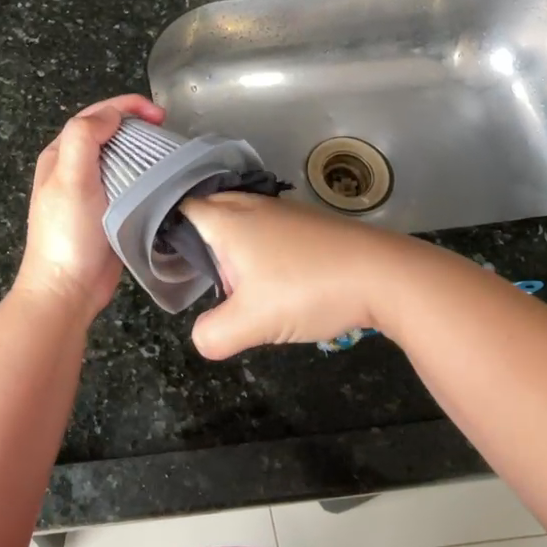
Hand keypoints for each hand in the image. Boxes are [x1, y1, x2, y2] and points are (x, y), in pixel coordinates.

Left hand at [15, 94, 165, 322]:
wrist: (66, 291)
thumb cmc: (67, 233)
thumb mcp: (70, 179)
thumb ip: (84, 138)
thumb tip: (111, 114)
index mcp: (60, 155)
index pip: (94, 116)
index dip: (127, 107)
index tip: (158, 113)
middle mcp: (73, 169)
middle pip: (109, 133)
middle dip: (138, 125)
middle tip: (168, 130)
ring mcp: (91, 192)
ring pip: (121, 158)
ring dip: (144, 149)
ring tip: (170, 152)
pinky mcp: (108, 213)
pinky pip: (129, 184)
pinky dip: (146, 176)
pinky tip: (163, 181)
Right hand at [183, 193, 424, 358]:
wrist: (383, 275)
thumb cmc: (308, 290)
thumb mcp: (252, 323)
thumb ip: (213, 334)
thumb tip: (201, 340)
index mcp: (228, 220)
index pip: (182, 208)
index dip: (167, 227)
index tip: (163, 255)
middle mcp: (251, 206)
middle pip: (211, 208)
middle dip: (200, 237)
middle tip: (196, 272)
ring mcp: (284, 211)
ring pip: (242, 218)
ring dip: (233, 245)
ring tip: (236, 283)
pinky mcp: (310, 223)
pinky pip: (269, 227)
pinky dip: (261, 247)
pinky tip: (275, 279)